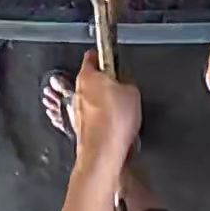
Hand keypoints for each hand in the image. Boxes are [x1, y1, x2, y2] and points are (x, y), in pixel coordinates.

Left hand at [70, 51, 139, 176]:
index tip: (111, 59)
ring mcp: (76, 110)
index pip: (92, 56)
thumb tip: (124, 85)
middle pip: (93, 79)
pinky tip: (115, 129)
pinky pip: (93, 118)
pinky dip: (102, 120)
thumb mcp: (132, 93)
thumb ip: (127, 83)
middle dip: (107, 84)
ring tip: (121, 114)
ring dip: (104, 103)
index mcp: (87, 75)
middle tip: (122, 90)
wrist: (102, 154)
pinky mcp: (80, 127)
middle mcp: (78, 90)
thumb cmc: (115, 119)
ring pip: (93, 100)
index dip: (104, 56)